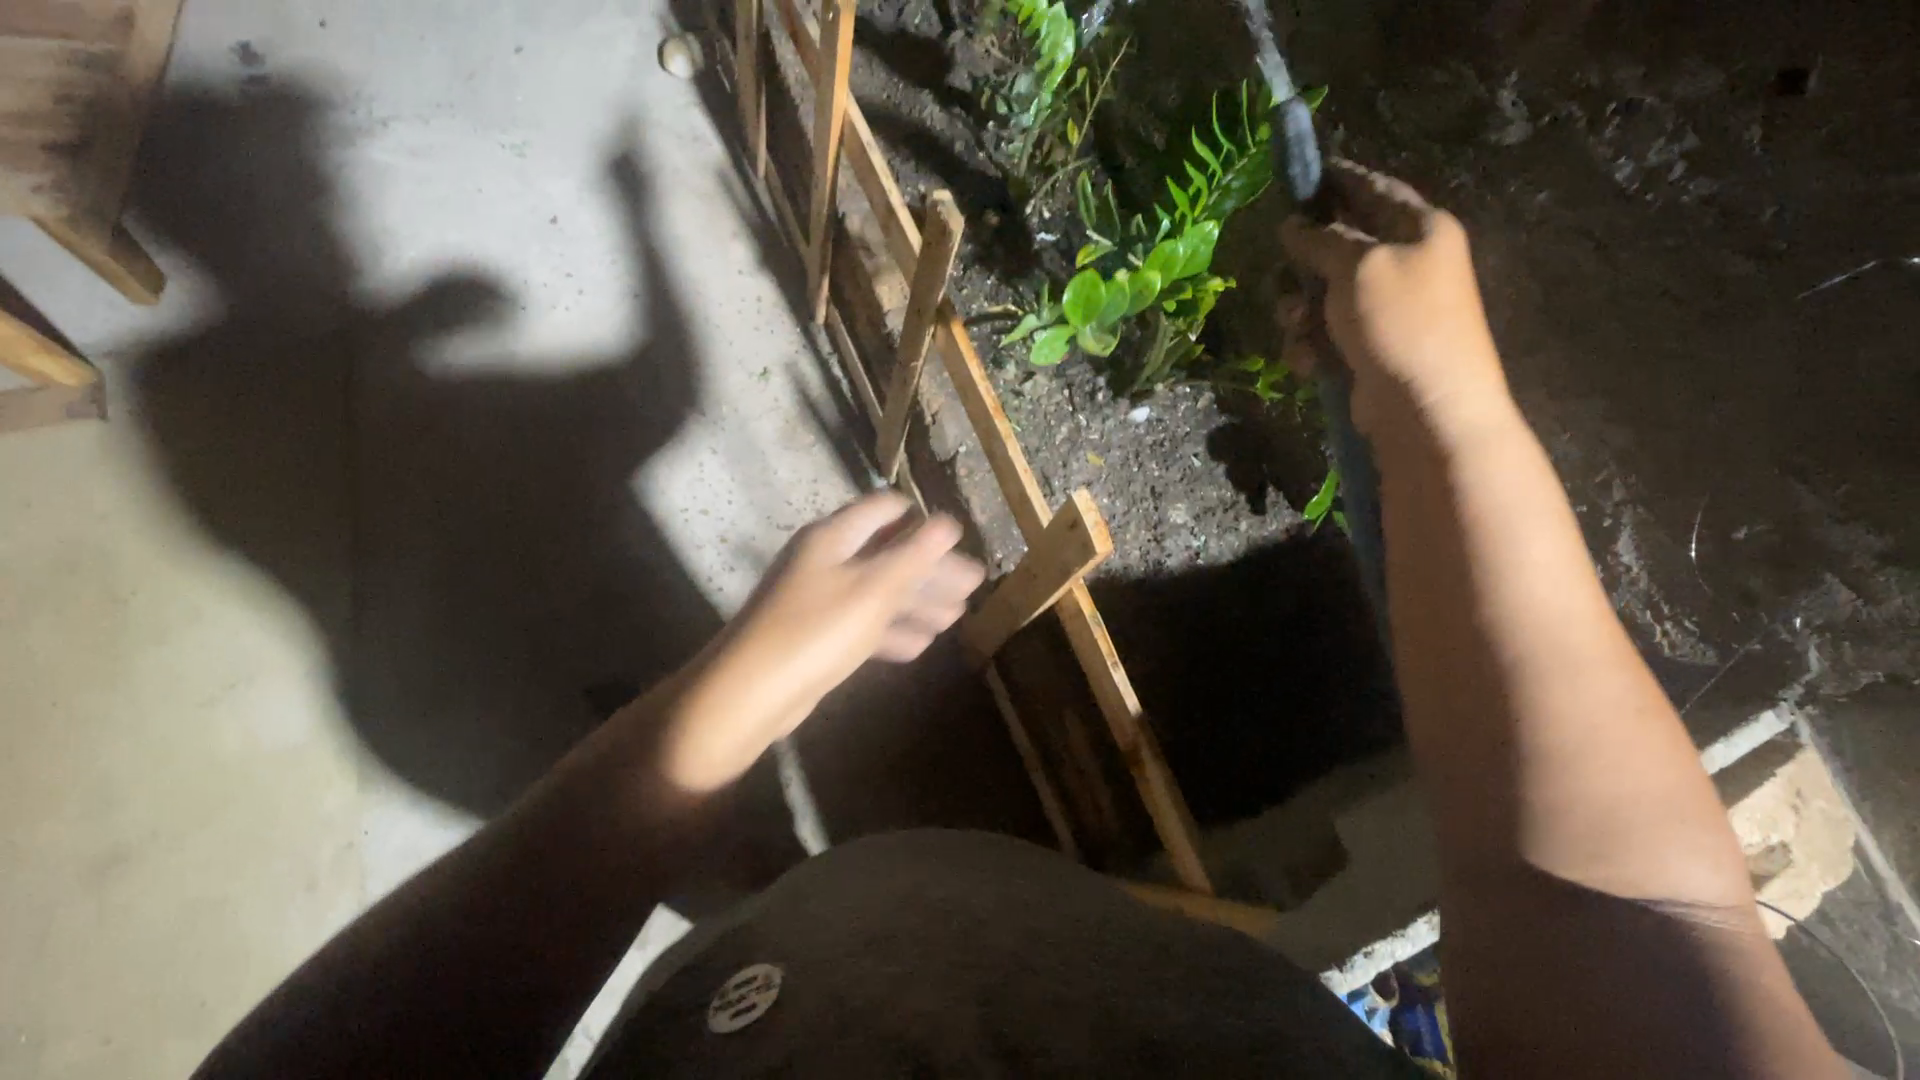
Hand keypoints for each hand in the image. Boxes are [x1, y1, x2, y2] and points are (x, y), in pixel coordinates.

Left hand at [656, 492, 985, 791]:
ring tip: (956, 618)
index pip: (886, 510)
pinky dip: (891, 631)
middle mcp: (825, 560)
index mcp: (834, 536)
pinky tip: (920, 646)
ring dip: (917, 602)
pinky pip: (862, 624)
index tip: (958, 542)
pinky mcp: (817, 636)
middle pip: (887, 553)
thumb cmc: (816, 631)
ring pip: (877, 592)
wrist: (750, 693)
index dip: (923, 522)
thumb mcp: (872, 590)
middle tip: (972, 586)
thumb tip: (948, 524)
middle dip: (930, 570)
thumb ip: (913, 556)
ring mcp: (819, 599)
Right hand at [1280, 160, 1510, 437]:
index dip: (1339, 180)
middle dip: (1303, 264)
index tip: (1301, 177)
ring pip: (1321, 296)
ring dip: (1299, 312)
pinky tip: (1309, 362)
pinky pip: (1323, 336)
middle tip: (1284, 275)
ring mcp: (1385, 312)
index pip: (1374, 190)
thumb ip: (1322, 239)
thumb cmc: (1400, 324)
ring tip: (1297, 329)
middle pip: (1338, 247)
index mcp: (1420, 230)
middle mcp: (1406, 265)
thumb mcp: (1359, 266)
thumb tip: (1292, 224)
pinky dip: (1309, 347)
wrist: (1425, 407)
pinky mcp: (1366, 351)